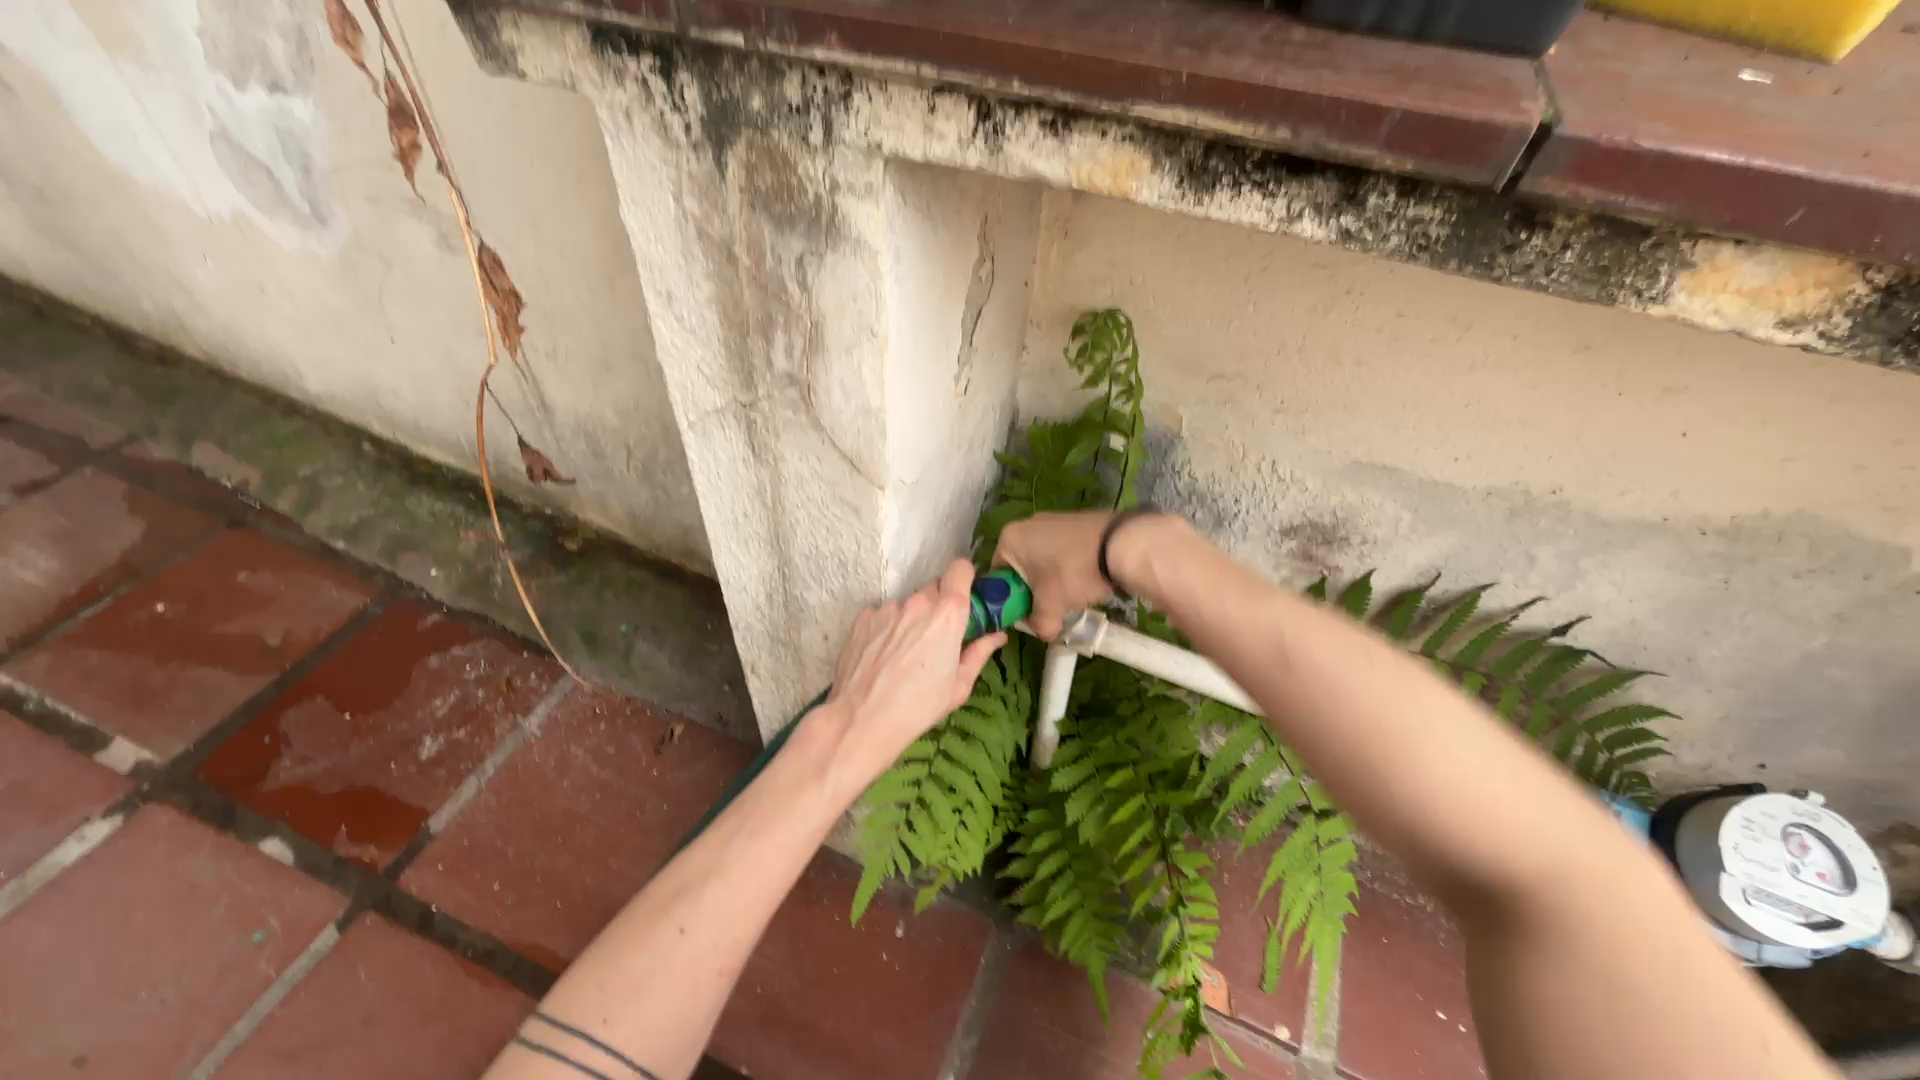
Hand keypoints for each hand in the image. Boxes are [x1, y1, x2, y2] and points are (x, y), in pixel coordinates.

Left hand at [821, 559, 1005, 782]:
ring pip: (906, 604)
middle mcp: (918, 602)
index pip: (960, 569)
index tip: (964, 594)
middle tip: (935, 636)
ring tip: (903, 653)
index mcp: (948, 614)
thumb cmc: (919, 707)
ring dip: (910, 619)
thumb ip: (979, 653)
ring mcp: (887, 608)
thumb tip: (998, 636)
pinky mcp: (863, 618)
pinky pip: (882, 615)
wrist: (862, 718)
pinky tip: (881, 655)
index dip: (964, 577)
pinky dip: (886, 628)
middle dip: (938, 606)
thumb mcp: (959, 686)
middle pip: (933, 588)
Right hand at [992, 512, 1115, 638]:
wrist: (1122, 544)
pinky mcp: (1075, 522)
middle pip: (1021, 568)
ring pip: (1044, 560)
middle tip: (1050, 608)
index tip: (1026, 614)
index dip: (1010, 600)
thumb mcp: (1052, 605)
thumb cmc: (1074, 571)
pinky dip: (1069, 567)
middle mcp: (1026, 524)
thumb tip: (1045, 632)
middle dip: (1034, 591)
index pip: (998, 577)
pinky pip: (1063, 550)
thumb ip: (1041, 624)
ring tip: (1072, 596)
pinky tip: (1085, 579)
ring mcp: (1053, 519)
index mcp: (1010, 539)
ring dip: (1053, 581)